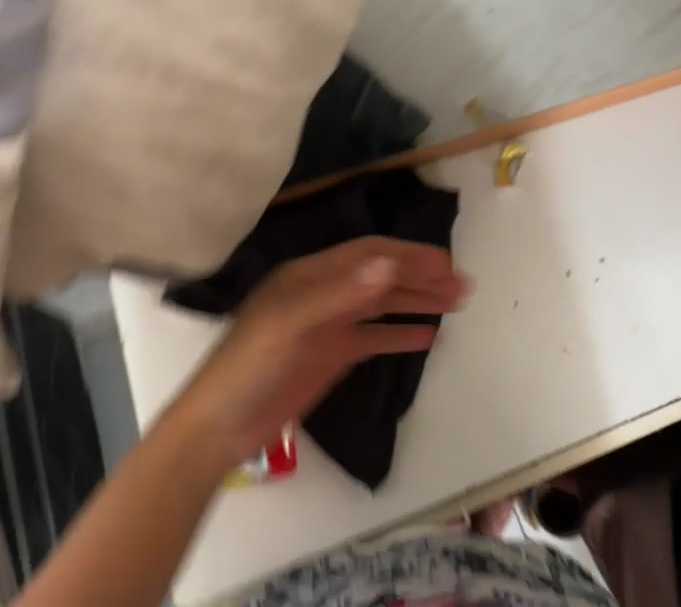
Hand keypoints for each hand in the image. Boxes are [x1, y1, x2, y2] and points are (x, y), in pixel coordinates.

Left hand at [165, 236, 467, 464]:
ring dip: (416, 301)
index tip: (445, 261)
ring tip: (456, 303)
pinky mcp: (330, 356)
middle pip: (380, 277)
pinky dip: (400, 334)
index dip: (407, 255)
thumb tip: (389, 263)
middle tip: (462, 284)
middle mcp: (322, 294)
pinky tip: (428, 336)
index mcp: (309, 276)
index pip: (368, 255)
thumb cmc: (248, 366)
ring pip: (381, 305)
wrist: (219, 426)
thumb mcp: (289, 325)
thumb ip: (339, 294)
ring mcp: (328, 326)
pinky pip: (373, 338)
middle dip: (421, 277)